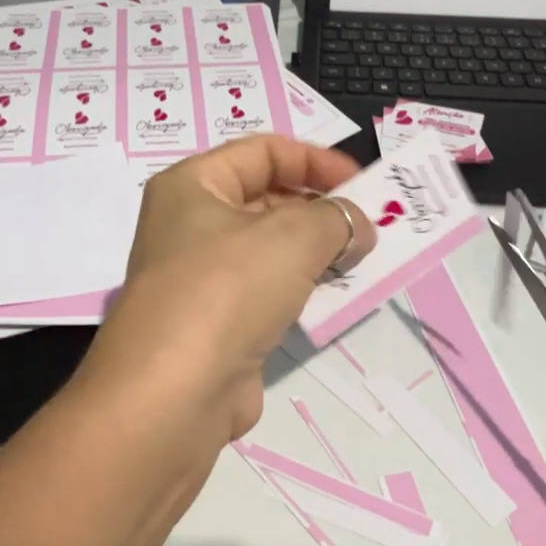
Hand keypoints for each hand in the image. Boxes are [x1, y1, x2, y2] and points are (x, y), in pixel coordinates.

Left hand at [70, 136, 375, 441]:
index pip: (262, 152)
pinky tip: (336, 298)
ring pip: (270, 250)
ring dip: (316, 252)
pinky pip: (268, 293)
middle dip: (321, 209)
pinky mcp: (217, 324)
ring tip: (363, 260)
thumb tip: (359, 227)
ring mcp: (201, 278)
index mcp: (191, 186)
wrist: (174, 393)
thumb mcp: (293, 236)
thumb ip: (337, 219)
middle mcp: (189, 225)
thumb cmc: (227, 289)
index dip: (315, 160)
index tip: (363, 183)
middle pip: (266, 198)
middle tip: (371, 226)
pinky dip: (302, 291)